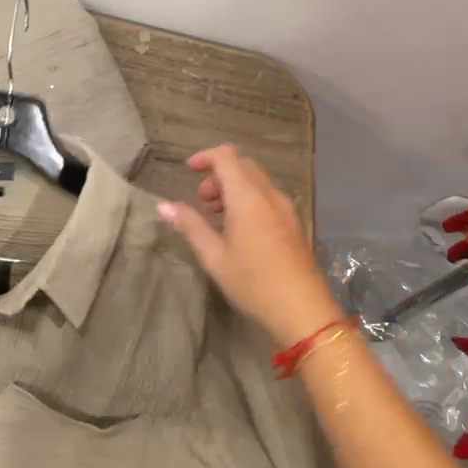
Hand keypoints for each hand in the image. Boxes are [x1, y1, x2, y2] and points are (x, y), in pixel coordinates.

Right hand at [158, 145, 341, 346]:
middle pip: (243, 166)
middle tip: (201, 200)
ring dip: (234, 188)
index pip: (226, 156)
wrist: (304, 311)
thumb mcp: (214, 257)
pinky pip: (268, 197)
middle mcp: (269, 195)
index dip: (205, 156)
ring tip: (216, 215)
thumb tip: (163, 206)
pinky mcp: (294, 224)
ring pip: (257, 181)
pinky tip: (239, 229)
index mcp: (247, 197)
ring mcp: (286, 209)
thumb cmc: (253, 283)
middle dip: (218, 175)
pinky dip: (249, 199)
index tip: (188, 170)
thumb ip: (190, 226)